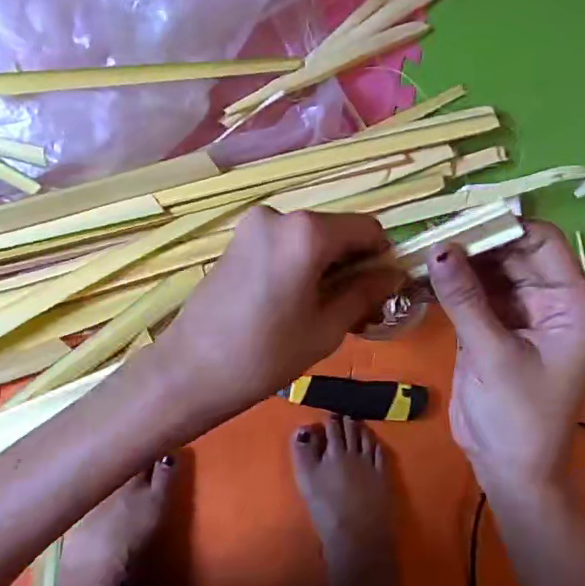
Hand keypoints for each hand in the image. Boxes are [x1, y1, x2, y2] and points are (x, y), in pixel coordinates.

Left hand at [147, 207, 404, 417]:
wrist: (190, 370)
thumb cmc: (265, 353)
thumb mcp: (326, 327)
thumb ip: (364, 293)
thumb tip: (394, 275)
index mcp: (307, 231)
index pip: (367, 229)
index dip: (381, 258)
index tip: (381, 292)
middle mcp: (280, 215)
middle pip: (336, 231)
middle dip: (352, 264)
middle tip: (354, 310)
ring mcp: (253, 226)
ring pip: (310, 238)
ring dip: (325, 266)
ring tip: (321, 312)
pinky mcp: (236, 241)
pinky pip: (284, 244)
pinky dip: (299, 265)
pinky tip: (293, 302)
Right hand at [425, 221, 584, 491]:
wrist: (508, 468)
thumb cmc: (518, 416)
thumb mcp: (493, 354)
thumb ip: (465, 298)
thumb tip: (438, 249)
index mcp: (574, 303)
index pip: (543, 242)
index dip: (502, 227)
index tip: (456, 222)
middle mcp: (551, 300)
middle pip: (512, 252)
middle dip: (472, 243)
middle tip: (426, 234)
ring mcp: (521, 312)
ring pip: (488, 270)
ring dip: (457, 262)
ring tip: (417, 250)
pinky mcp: (494, 325)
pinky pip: (472, 292)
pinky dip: (449, 284)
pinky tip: (419, 276)